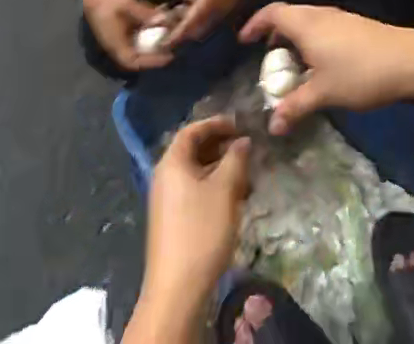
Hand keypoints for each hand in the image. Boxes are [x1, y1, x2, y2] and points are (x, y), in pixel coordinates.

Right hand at [81, 0, 170, 71]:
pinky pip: (138, 33)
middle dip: (156, 52)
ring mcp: (119, 34)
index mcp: (115, 43)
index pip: (133, 62)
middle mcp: (117, 43)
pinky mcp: (122, 25)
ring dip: (154, 41)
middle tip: (174, 45)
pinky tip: (161, 23)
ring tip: (171, 36)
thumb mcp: (126, 4)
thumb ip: (145, 13)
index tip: (168, 56)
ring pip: (139, 44)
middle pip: (138, 55)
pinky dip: (149, 30)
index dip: (151, 62)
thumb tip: (164, 20)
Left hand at [143, 116, 252, 312]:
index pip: (192, 130)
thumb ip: (236, 159)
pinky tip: (235, 201)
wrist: (177, 288)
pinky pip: (195, 192)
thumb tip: (242, 141)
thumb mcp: (225, 190)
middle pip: (193, 151)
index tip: (239, 125)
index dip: (216, 124)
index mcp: (172, 162)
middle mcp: (165, 176)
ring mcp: (167, 200)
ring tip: (247, 178)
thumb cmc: (201, 230)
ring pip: (197, 173)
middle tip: (247, 150)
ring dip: (221, 170)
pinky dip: (214, 189)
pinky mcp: (173, 220)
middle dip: (221, 148)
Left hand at [168, 0, 260, 43]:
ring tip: (176, 12)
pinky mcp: (230, 5)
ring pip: (204, 24)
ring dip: (191, 22)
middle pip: (197, 29)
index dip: (176, 35)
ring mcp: (225, 10)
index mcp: (209, 4)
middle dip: (182, 30)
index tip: (165, 42)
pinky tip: (191, 3)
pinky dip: (200, 15)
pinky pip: (211, 16)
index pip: (189, 25)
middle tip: (168, 24)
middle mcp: (218, 12)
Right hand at [239, 4, 413, 133]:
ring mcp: (340, 18)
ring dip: (295, 37)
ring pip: (308, 20)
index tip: (244, 40)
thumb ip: (295, 106)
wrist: (411, 60)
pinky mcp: (356, 26)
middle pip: (288, 14)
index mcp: (305, 23)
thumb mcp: (324, 93)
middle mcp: (319, 14)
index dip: (255, 24)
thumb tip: (272, 126)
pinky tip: (321, 64)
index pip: (271, 13)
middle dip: (274, 33)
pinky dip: (312, 39)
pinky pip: (323, 26)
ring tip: (293, 63)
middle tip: (268, 57)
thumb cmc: (361, 73)